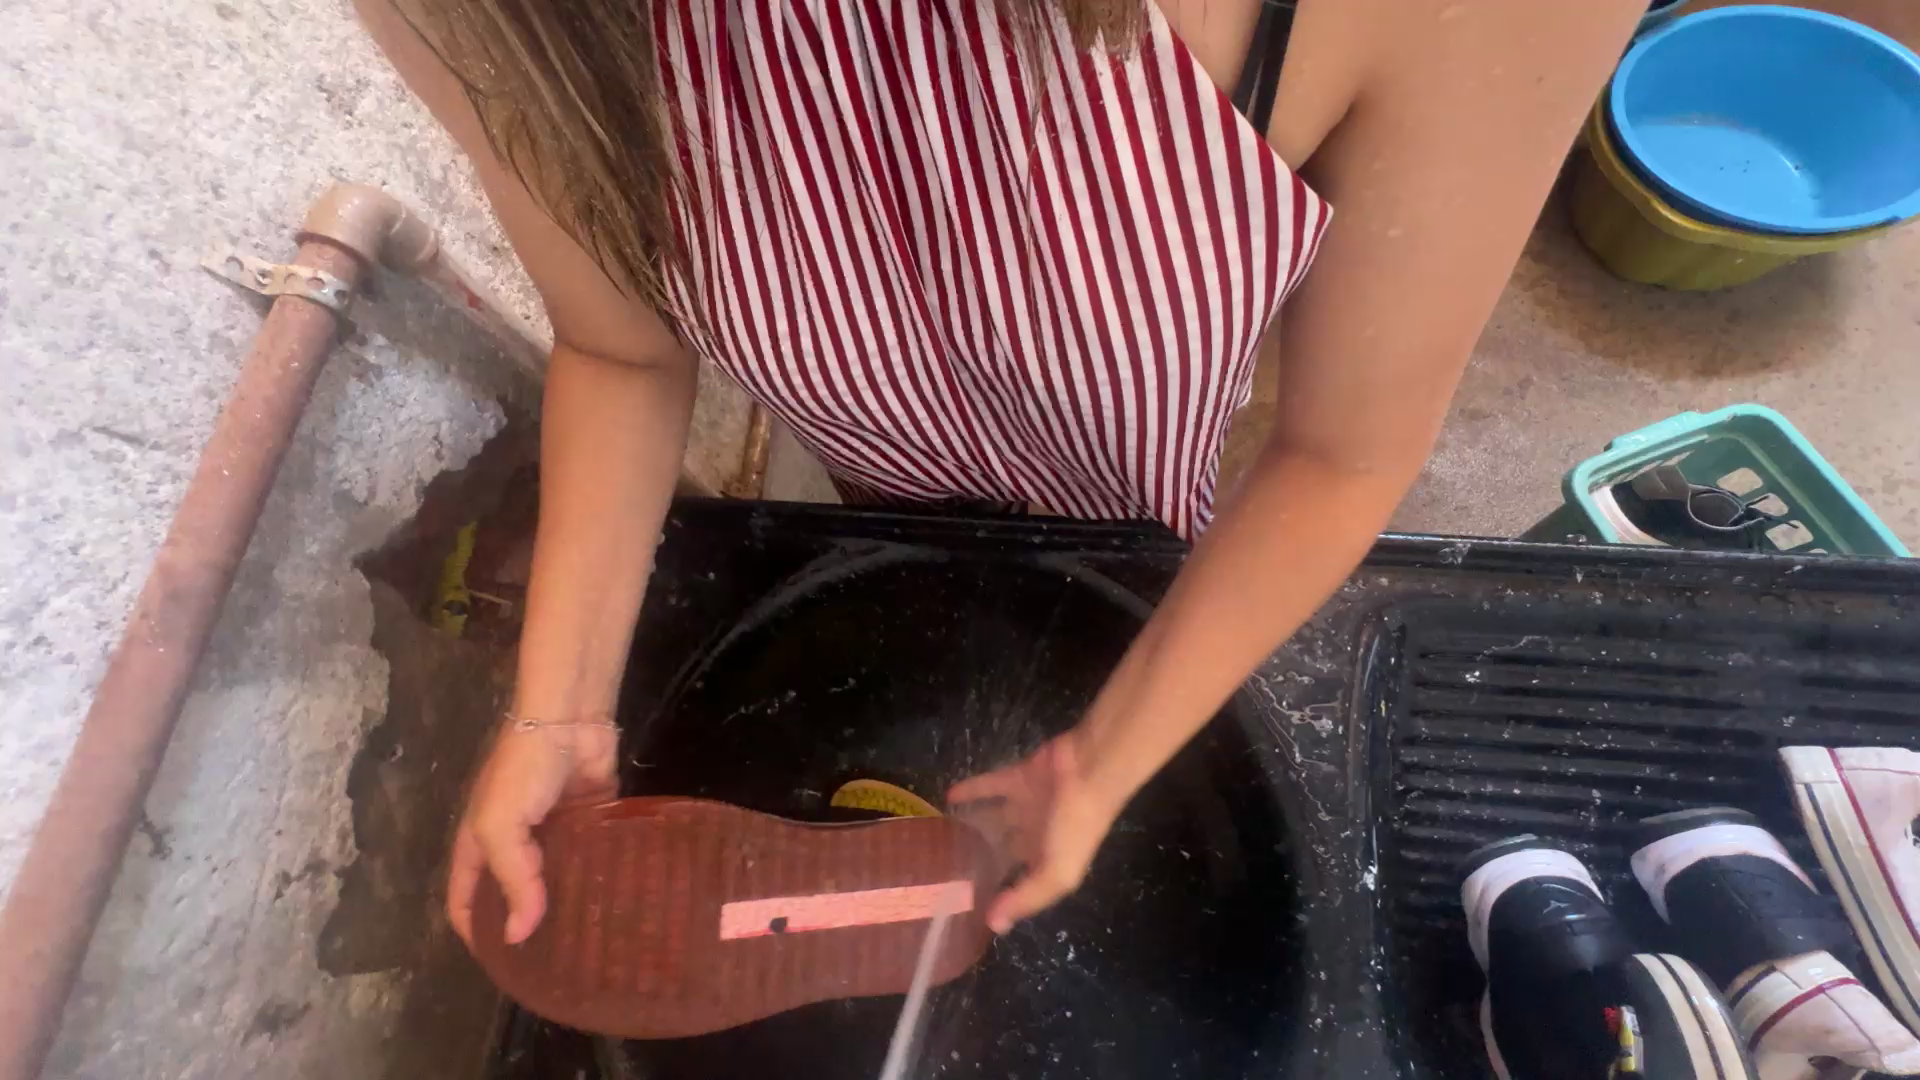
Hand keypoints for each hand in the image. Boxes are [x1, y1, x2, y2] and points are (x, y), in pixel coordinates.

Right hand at [447, 722, 618, 946]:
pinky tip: (618, 894)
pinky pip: (593, 850)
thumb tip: (519, 936)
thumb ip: (512, 878)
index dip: (478, 933)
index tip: (503, 968)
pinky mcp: (591, 814)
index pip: (468, 902)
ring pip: (561, 875)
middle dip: (531, 922)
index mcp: (480, 845)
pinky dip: (601, 870)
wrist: (569, 720)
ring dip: (572, 899)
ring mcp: (557, 828)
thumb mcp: (501, 827)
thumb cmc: (522, 771)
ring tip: (595, 935)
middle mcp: (517, 841)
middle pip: (518, 892)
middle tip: (560, 961)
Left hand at [947, 731, 1126, 933]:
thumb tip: (993, 926)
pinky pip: (990, 786)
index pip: (1016, 884)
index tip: (962, 903)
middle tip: (942, 866)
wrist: (1089, 771)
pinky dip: (971, 790)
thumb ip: (1025, 898)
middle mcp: (1035, 835)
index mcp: (1046, 863)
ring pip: (993, 818)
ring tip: (940, 833)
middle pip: (1001, 851)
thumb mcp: (1057, 873)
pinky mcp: (1019, 777)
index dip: (995, 893)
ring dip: (971, 825)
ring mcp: (1026, 805)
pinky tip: (949, 796)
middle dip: (978, 859)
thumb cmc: (1074, 828)